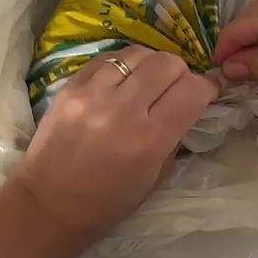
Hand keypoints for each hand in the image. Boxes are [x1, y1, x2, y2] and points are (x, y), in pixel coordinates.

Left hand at [13, 46, 217, 242]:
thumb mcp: (155, 177)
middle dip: (181, 72)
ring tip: (147, 81)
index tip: (208, 91)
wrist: (49, 204)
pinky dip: (121, 65)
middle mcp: (122, 110)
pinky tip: (121, 81)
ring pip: (137, 53)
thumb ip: (175, 136)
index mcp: (149, 140)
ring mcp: (92, 94)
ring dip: (151, 65)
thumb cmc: (108, 202)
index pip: (192, 91)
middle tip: (176, 87)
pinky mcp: (70, 86)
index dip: (207, 87)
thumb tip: (190, 104)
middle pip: (168, 63)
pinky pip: (107, 58)